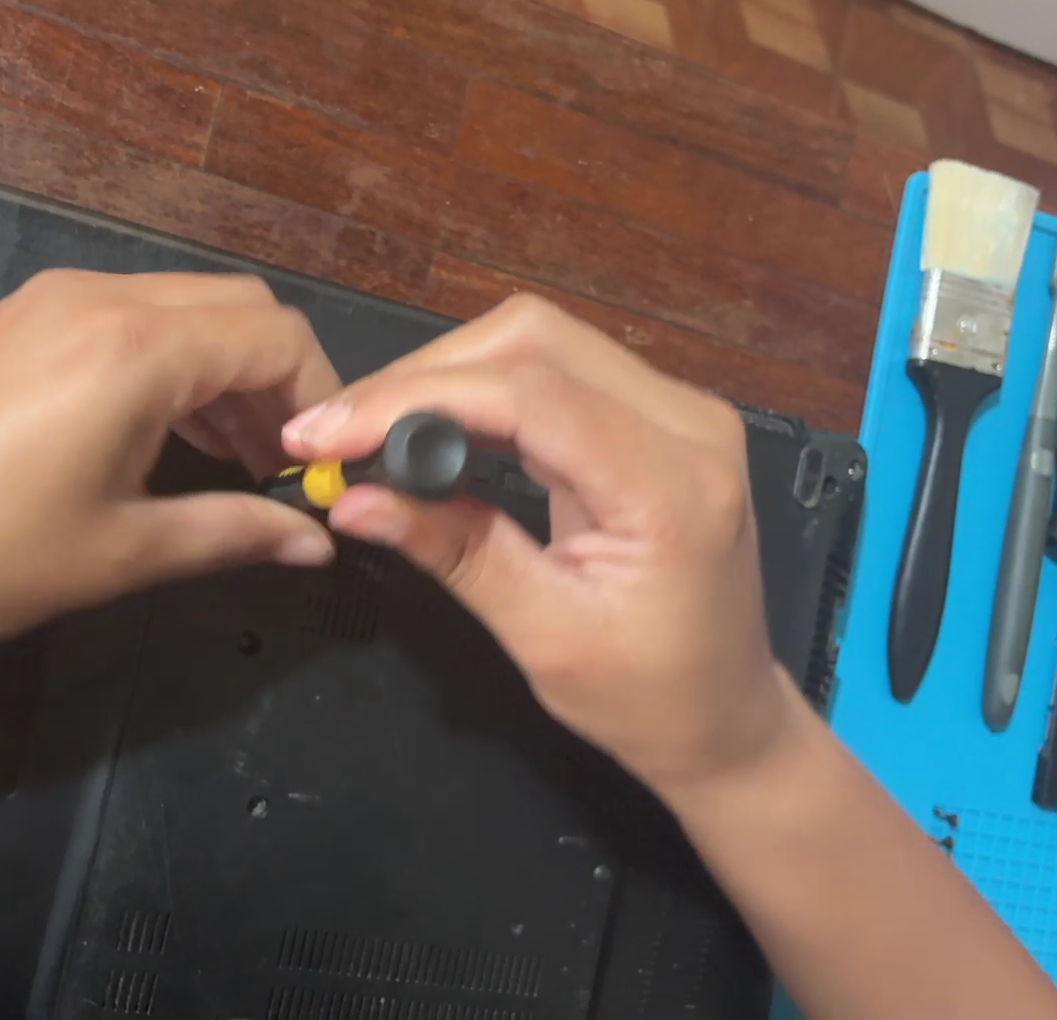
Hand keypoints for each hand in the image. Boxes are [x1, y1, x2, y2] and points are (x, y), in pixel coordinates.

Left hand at [0, 270, 337, 665]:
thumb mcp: (125, 551)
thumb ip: (238, 533)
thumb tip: (315, 543)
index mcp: (134, 349)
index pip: (277, 335)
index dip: (320, 397)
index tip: (320, 463)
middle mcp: (98, 300)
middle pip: (240, 307)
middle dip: (281, 380)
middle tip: (280, 462)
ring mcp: (51, 303)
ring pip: (187, 310)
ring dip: (229, 373)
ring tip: (236, 455)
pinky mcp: (19, 324)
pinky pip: (131, 321)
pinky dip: (176, 366)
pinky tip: (171, 431)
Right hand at [282, 295, 794, 796]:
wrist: (728, 714)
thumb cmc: (648, 700)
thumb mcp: (545, 636)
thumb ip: (455, 553)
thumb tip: (352, 500)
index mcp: (670, 485)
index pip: (529, 397)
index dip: (415, 400)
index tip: (327, 432)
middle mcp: (685, 420)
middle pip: (531, 341)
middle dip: (420, 376)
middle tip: (340, 429)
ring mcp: (674, 408)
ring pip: (536, 342)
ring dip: (442, 376)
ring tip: (369, 426)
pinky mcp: (650, 415)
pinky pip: (550, 371)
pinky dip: (476, 388)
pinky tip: (428, 423)